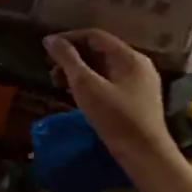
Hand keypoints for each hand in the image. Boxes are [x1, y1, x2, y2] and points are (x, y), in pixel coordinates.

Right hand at [43, 29, 171, 155]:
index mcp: (130, 57)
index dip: (68, 38)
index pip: (95, 36)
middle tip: (50, 67)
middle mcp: (138, 65)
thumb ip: (67, 59)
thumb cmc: (115, 117)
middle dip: (72, 56)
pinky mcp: (136, 99)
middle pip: (99, 50)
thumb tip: (50, 39)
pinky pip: (109, 81)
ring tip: (59, 82)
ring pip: (103, 67)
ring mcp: (139, 83)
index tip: (46, 48)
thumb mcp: (86, 85)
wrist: (145, 156)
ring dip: (79, 71)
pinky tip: (76, 94)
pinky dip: (90, 82)